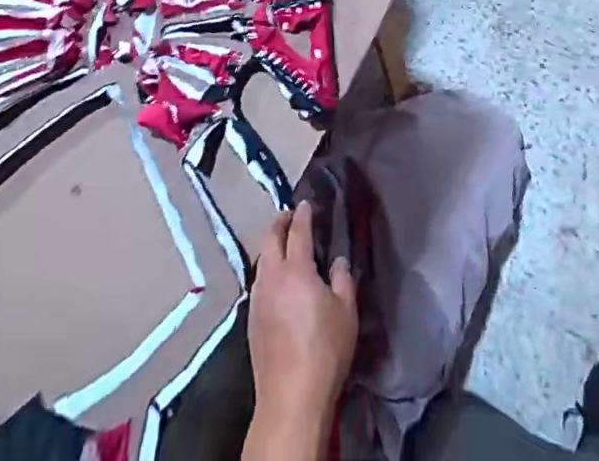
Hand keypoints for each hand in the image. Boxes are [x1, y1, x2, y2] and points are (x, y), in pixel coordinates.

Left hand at [242, 201, 357, 460]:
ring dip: (271, 246)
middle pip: (270, 238)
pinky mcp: (252, 317)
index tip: (306, 204)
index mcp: (296, 270)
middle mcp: (271, 277)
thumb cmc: (325, 350)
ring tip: (285, 245)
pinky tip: (277, 279)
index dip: (302, 215)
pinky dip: (268, 269)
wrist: (291, 394)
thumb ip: (344, 281)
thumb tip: (338, 261)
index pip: (297, 232)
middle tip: (290, 216)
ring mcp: (258, 297)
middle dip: (279, 222)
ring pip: (261, 260)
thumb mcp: (347, 313)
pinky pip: (259, 281)